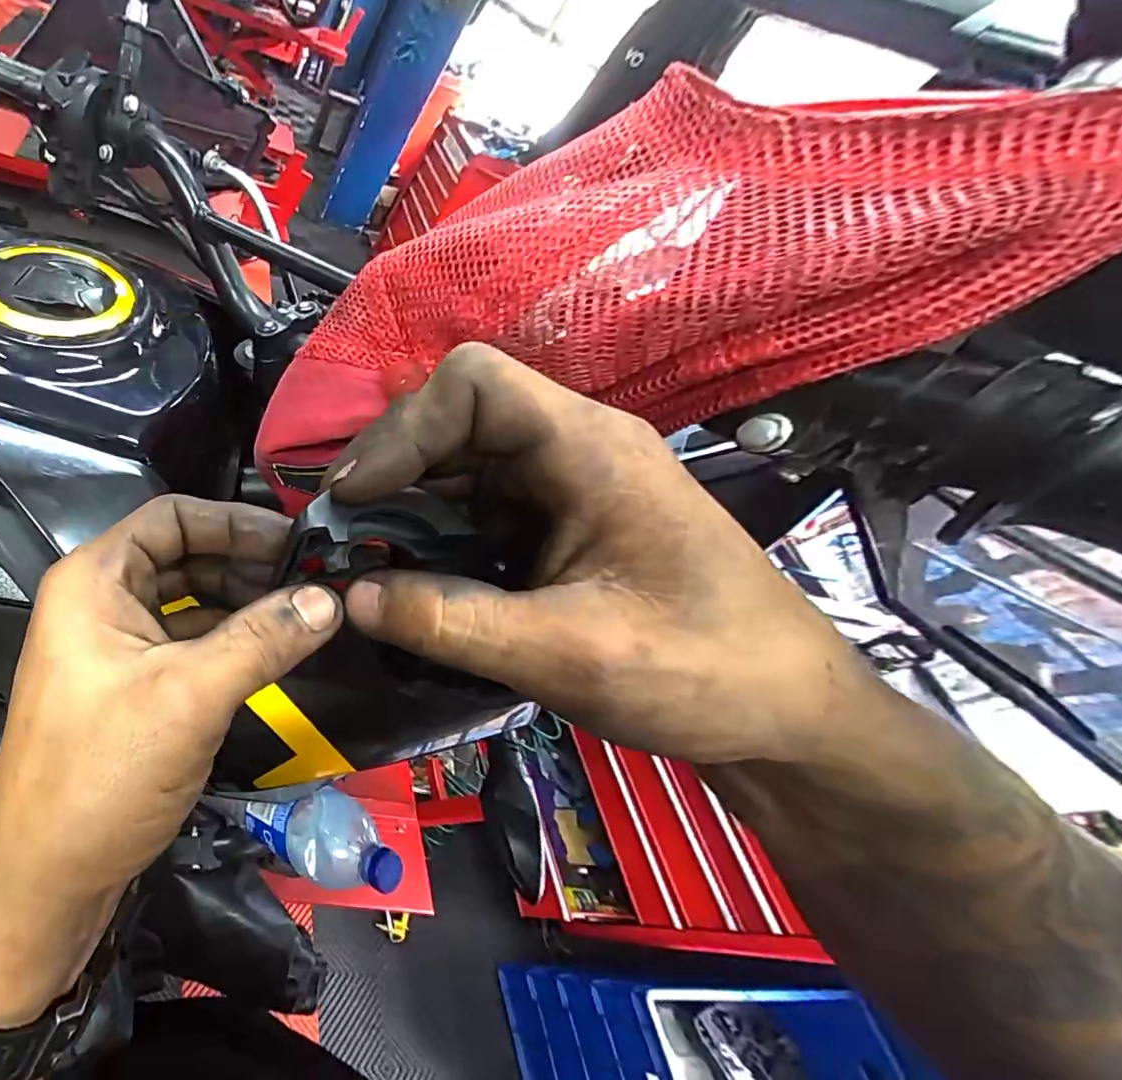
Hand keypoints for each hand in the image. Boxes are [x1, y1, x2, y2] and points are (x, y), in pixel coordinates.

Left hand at [0, 495, 342, 1027]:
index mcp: (92, 580)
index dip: (234, 522)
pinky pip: (179, 641)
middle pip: (179, 555)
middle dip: (242, 563)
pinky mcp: (122, 684)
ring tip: (295, 615)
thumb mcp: (190, 697)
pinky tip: (264, 651)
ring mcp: (107, 645)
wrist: (45, 881)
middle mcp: (94, 601)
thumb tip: (327, 599)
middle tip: (305, 582)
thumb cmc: (102, 776)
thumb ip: (262, 640)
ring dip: (237, 602)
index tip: (293, 542)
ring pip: (183, 600)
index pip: (171, 517)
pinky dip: (222, 639)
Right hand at [329, 343, 893, 766]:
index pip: (473, 383)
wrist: (784, 716)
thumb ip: (453, 623)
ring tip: (357, 555)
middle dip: (385, 469)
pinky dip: (423, 533)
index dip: (402, 429)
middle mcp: (566, 450)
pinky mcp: (546, 524)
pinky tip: (404, 574)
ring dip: (397, 505)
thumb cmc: (704, 672)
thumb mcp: (570, 654)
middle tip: (337, 532)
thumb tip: (350, 596)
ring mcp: (555, 486)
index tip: (355, 496)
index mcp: (588, 450)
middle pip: (449, 418)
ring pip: (451, 465)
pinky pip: (466, 508)